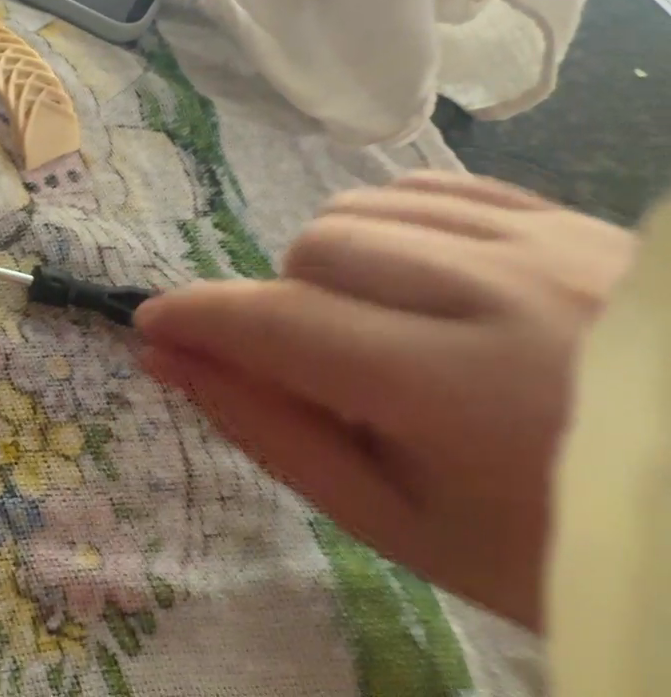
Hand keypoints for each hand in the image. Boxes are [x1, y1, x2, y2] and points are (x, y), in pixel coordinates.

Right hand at [133, 171, 635, 629]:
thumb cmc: (546, 541)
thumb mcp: (396, 519)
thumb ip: (269, 430)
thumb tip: (165, 356)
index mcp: (456, 390)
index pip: (275, 322)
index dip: (193, 317)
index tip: (154, 328)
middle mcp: (503, 295)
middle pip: (314, 251)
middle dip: (284, 305)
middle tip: (323, 366)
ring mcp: (551, 246)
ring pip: (360, 210)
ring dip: (334, 264)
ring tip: (376, 322)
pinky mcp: (575, 220)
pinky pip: (426, 187)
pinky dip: (389, 226)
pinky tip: (418, 279)